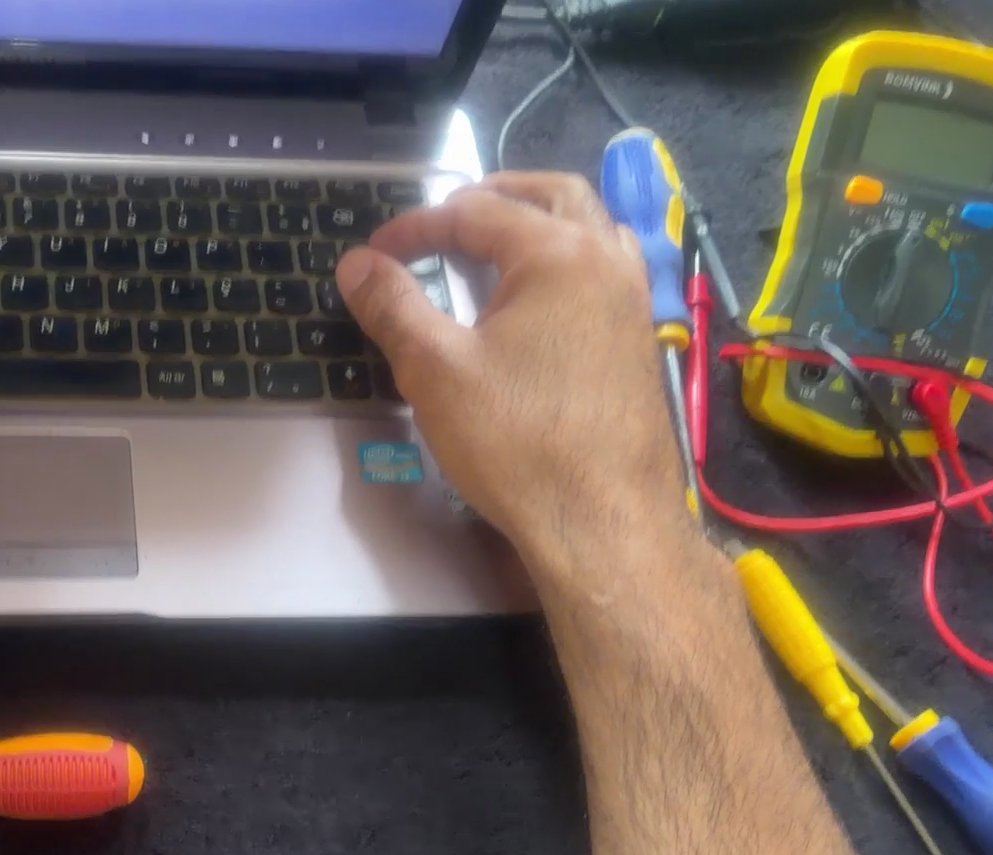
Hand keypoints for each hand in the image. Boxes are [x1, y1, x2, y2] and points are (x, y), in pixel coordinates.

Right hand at [335, 172, 697, 580]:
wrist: (599, 519)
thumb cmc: (514, 439)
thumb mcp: (434, 370)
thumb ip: (393, 307)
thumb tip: (355, 264)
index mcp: (558, 255)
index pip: (477, 214)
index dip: (417, 226)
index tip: (375, 252)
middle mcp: (607, 263)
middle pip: (553, 197)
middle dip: (493, 198)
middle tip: (446, 218)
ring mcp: (633, 303)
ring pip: (589, 231)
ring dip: (538, 223)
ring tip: (494, 247)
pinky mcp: (637, 344)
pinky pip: (602, 273)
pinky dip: (564, 262)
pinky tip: (538, 303)